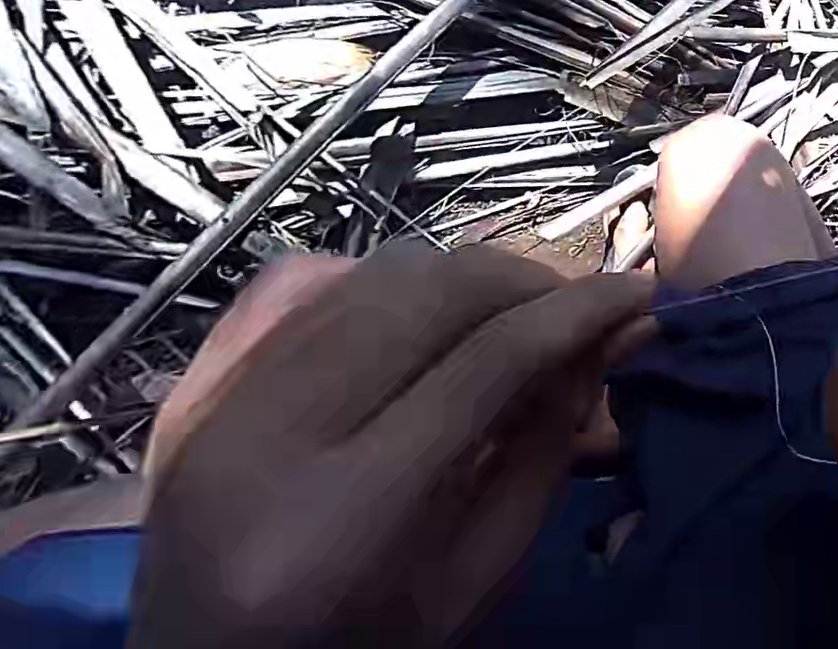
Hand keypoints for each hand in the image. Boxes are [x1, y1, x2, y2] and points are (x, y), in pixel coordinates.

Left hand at [129, 242, 654, 648]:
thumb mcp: (489, 567)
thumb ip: (557, 437)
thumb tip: (621, 331)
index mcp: (340, 521)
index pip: (492, 358)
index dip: (580, 310)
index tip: (636, 293)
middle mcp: (263, 440)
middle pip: (437, 293)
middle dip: (532, 282)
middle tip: (575, 310)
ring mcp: (217, 397)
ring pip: (386, 270)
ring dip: (473, 278)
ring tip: (511, 316)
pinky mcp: (201, 376)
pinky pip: (318, 276)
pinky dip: (395, 280)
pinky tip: (423, 318)